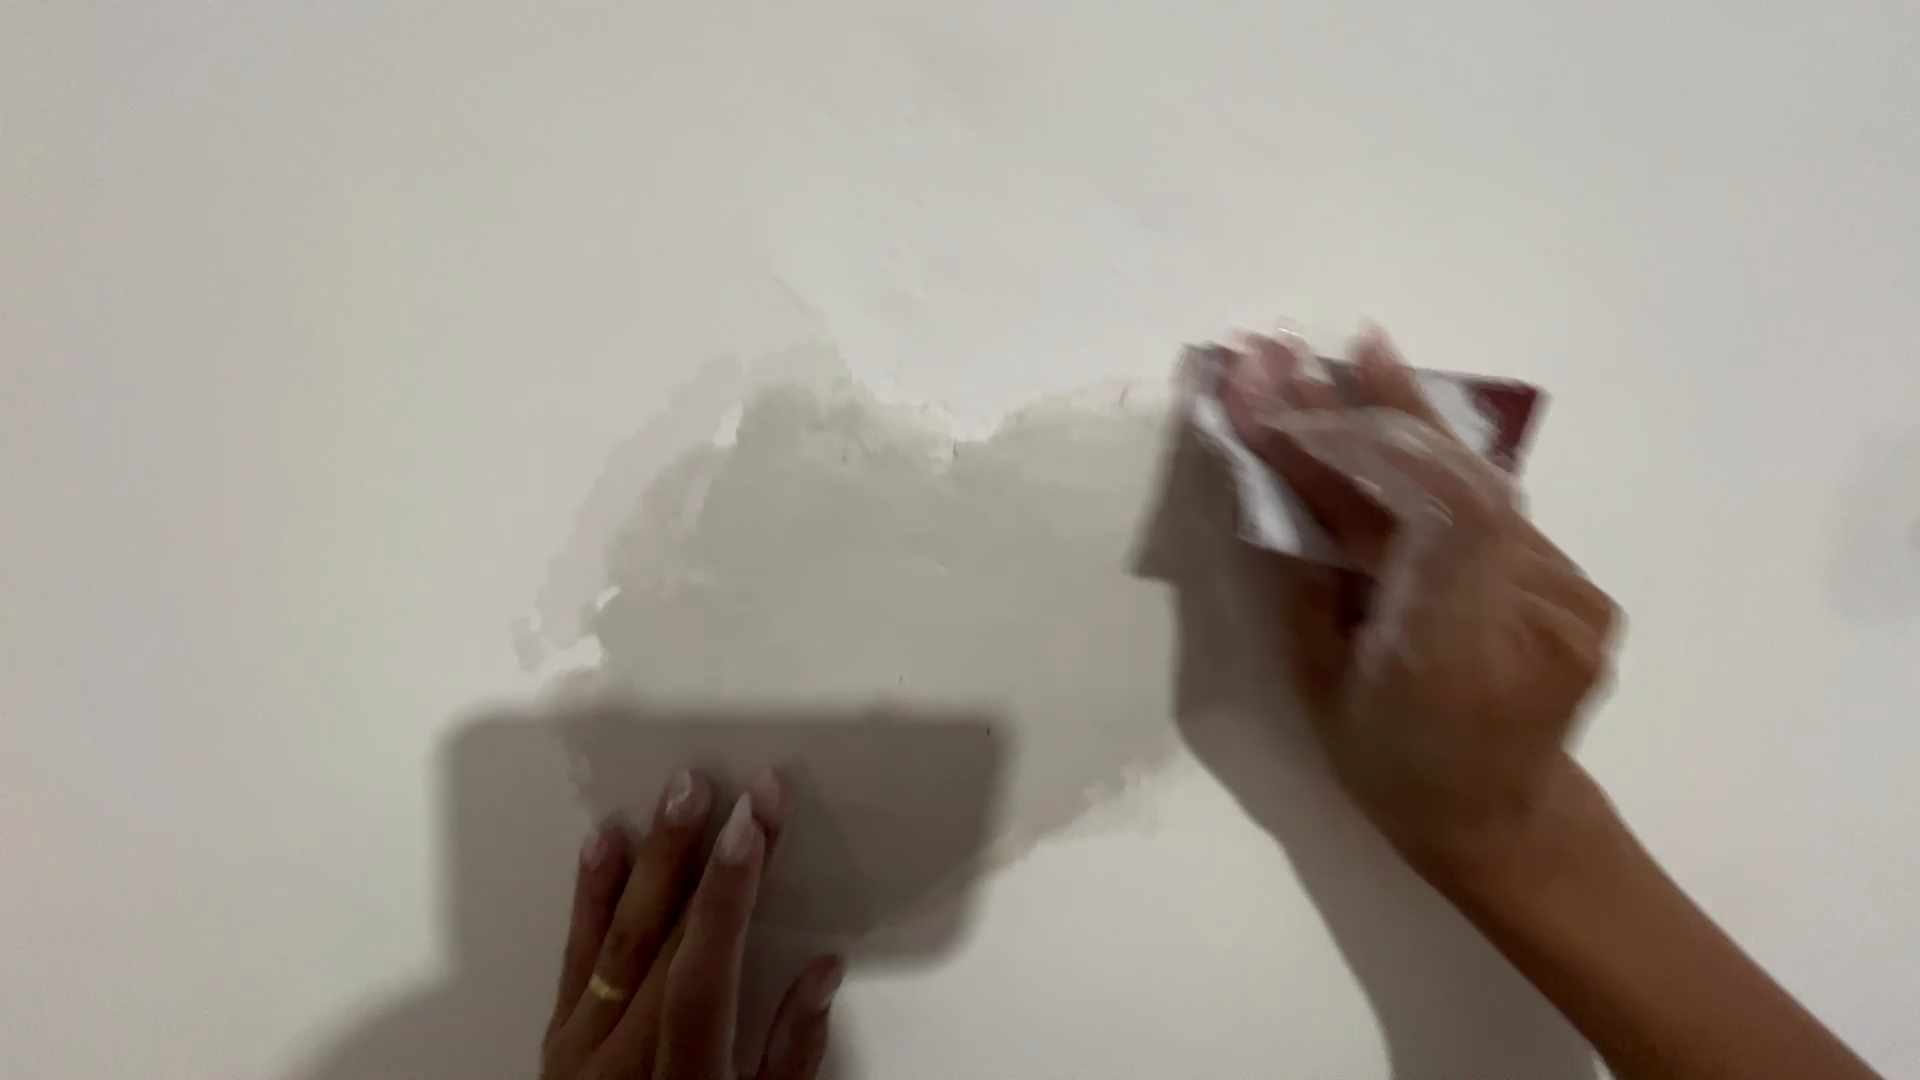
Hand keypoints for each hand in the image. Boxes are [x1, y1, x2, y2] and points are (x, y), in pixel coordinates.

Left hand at [541, 770, 841, 1079]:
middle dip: (699, 854)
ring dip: (649, 858)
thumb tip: (823, 968)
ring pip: (617, 936)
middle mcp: (617, 1061)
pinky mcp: (558, 1039)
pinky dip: (591, 894)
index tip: (755, 821)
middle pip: (663, 939)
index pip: (705, 966)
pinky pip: (575, 956)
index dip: (732, 889)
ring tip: (675, 793)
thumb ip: (792, 1057)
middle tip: (726, 787)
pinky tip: (603, 843)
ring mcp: (577, 1048)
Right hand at [1217, 329, 1620, 883]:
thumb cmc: (1388, 770)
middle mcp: (1532, 615)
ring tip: (1361, 353)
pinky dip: (1435, 458)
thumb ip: (1310, 587)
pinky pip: (1490, 508)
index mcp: (1456, 659)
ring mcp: (1568, 594)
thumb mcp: (1320, 688)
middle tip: (1314, 349)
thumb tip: (1289, 497)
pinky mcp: (1571, 581)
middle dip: (1374, 411)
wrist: (1502, 818)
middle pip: (1456, 486)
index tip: (1285, 401)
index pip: (1426, 524)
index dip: (1357, 452)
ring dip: (1408, 416)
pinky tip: (1400, 414)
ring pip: (1478, 485)